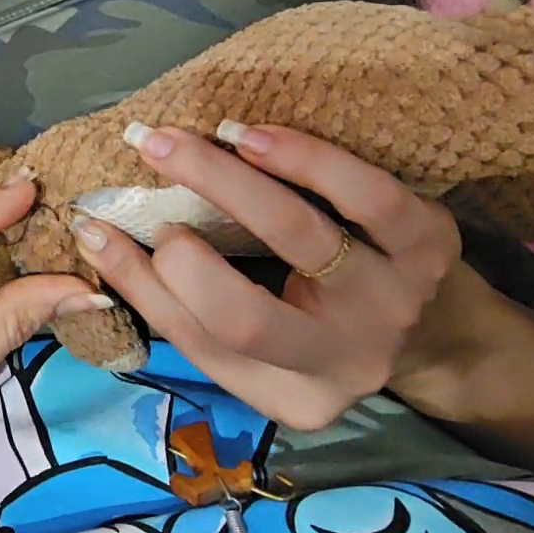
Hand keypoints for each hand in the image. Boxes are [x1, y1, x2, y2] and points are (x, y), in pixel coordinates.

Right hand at [74, 123, 462, 430]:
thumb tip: (97, 236)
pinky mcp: (429, 246)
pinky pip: (364, 196)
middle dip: (179, 256)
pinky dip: (301, 160)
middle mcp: (341, 362)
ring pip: (298, 237)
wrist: (441, 330)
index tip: (92, 228)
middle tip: (148, 202)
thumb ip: (185, 302)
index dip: (136, 284)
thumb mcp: (259, 343)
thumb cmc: (315, 323)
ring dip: (223, 181)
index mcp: (286, 396)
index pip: (196, 343)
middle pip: (243, 316)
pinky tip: (249, 137)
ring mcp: (391, 303)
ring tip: (172, 143)